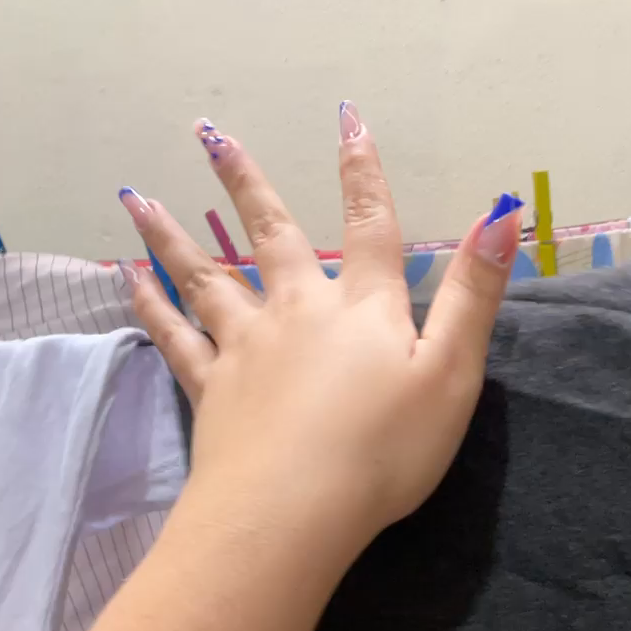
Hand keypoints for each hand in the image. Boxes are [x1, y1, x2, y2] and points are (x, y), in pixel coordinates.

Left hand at [118, 103, 521, 550]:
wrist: (296, 512)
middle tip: (208, 133)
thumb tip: (501, 213)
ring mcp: (248, 349)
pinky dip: (152, 308)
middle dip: (246, 182)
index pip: (370, 227)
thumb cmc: (386, 448)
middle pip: (272, 235)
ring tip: (137, 199)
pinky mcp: (212, 390)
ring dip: (175, 236)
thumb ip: (473, 293)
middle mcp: (299, 312)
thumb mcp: (452, 372)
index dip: (365, 173)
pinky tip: (129, 282)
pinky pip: (177, 338)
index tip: (347, 118)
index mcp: (362, 309)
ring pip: (208, 279)